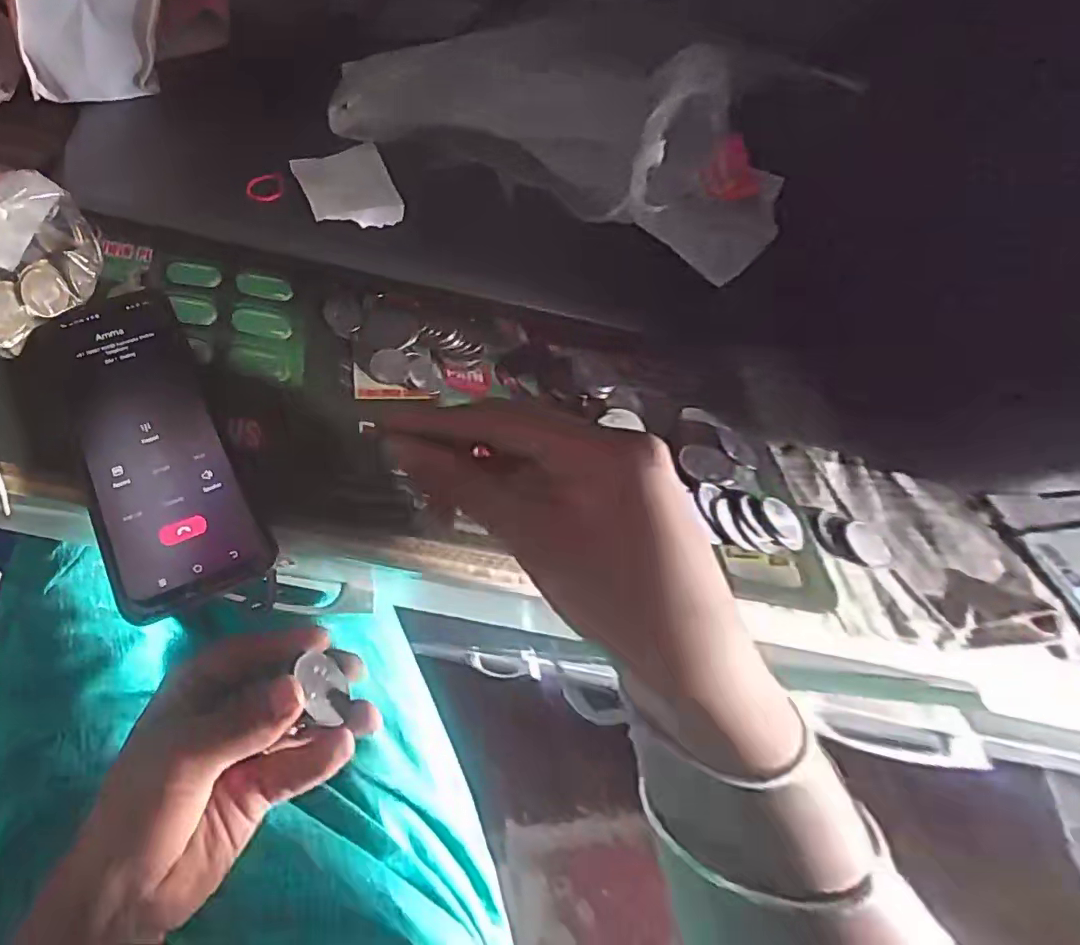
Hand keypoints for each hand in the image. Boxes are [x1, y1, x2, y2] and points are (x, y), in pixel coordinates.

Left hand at [16, 627, 380, 944]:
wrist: (128, 885)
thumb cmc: (142, 801)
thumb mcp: (185, 754)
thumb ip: (240, 723)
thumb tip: (294, 688)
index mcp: (192, 692)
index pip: (240, 657)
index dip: (279, 645)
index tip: (321, 639)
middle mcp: (220, 716)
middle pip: (272, 689)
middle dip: (312, 679)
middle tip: (355, 671)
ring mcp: (240, 756)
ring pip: (290, 729)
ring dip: (325, 720)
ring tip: (366, 714)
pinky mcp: (255, 794)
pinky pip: (291, 771)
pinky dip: (316, 760)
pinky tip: (343, 748)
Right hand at [384, 400, 801, 776]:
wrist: (694, 660)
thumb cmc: (612, 596)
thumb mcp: (527, 535)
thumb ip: (461, 484)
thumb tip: (399, 447)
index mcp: (602, 446)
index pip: (499, 420)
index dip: (434, 421)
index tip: (385, 423)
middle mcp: (614, 441)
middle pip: (513, 427)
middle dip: (452, 440)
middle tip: (401, 454)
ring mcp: (619, 464)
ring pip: (527, 449)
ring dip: (477, 463)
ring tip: (433, 487)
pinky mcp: (616, 488)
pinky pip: (547, 470)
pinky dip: (506, 480)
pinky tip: (477, 496)